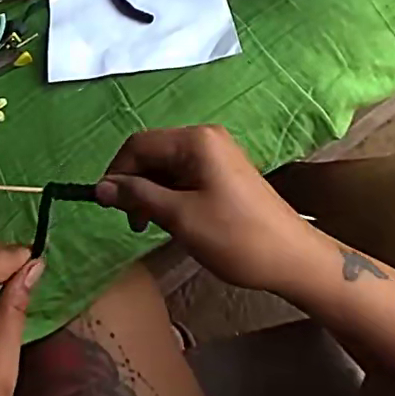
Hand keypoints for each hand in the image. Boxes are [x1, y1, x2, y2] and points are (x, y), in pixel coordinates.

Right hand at [92, 125, 322, 293]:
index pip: (139, 144)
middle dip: (135, 183)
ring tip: (149, 224)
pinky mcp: (224, 170)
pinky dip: (170, 193)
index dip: (117, 172)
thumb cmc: (236, 237)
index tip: (106, 206)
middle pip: (153, 152)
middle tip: (131, 222)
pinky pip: (184, 173)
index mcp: (195, 140)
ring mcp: (217, 152)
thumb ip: (138, 196)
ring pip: (167, 164)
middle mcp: (205, 137)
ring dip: (151, 191)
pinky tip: (171, 218)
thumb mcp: (180, 217)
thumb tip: (100, 187)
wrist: (294, 259)